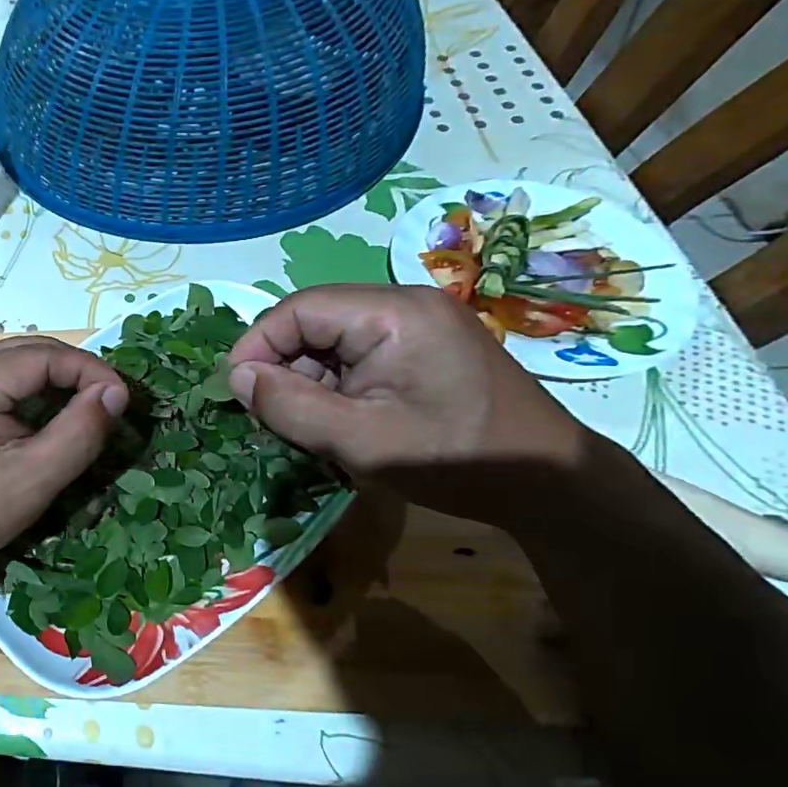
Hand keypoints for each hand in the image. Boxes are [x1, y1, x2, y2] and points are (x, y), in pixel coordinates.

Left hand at [0, 337, 128, 587]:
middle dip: (78, 372)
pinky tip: (59, 415)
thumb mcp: (35, 477)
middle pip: (33, 351)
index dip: (90, 370)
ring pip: (24, 362)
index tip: (123, 399)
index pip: (44, 355)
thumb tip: (117, 392)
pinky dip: (41, 391)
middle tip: (112, 402)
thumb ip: (80, 430)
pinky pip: (10, 379)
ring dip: (61, 380)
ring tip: (92, 407)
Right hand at [226, 284, 587, 520]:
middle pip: (315, 321)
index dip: (258, 344)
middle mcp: (404, 303)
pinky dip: (337, 383)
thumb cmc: (455, 459)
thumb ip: (290, 406)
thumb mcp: (360, 441)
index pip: (300, 308)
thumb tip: (237, 378)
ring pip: (333, 338)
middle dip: (284, 365)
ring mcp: (418, 322)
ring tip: (307, 424)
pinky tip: (339, 419)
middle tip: (271, 414)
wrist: (551, 483)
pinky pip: (359, 352)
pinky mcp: (425, 344)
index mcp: (392, 313)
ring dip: (310, 378)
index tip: (236, 390)